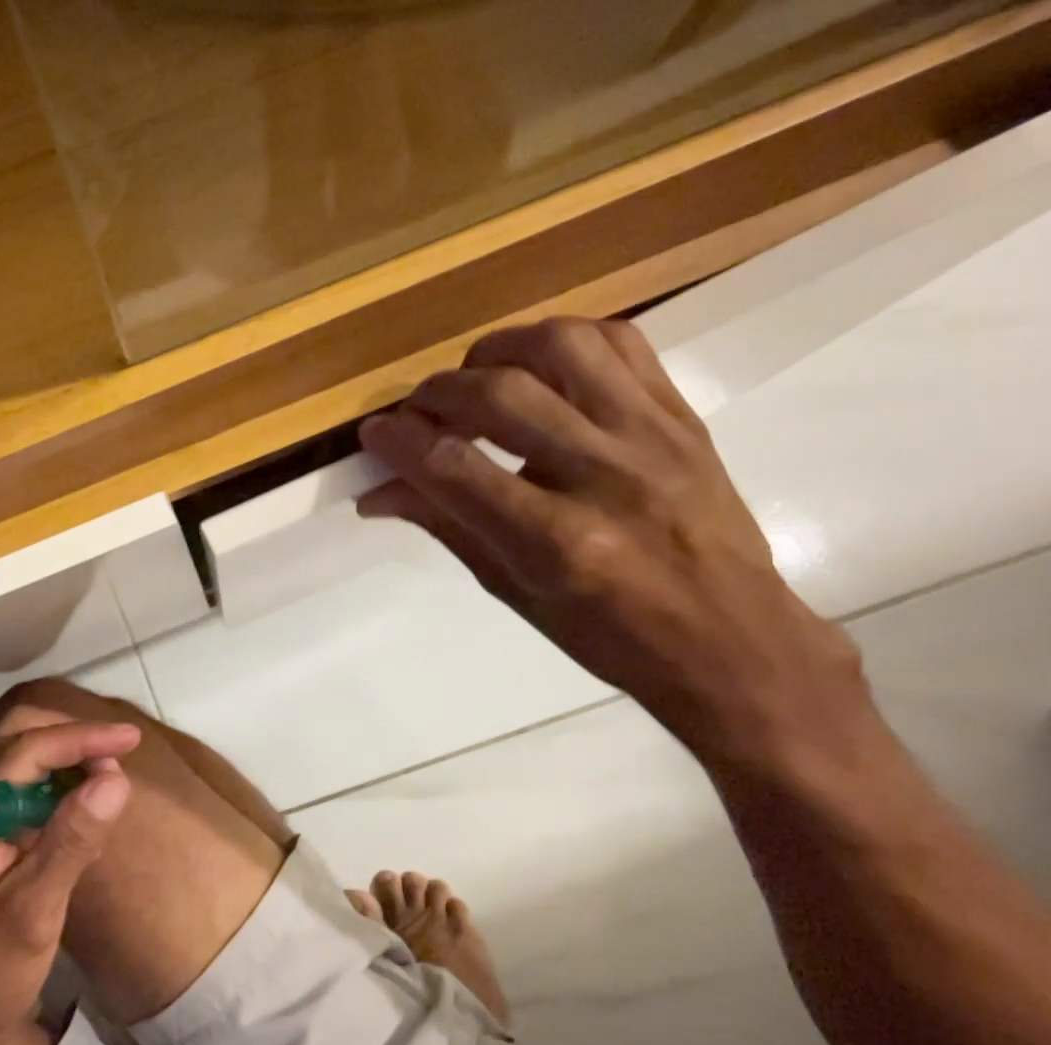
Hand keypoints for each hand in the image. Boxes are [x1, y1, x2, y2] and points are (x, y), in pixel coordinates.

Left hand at [0, 700, 139, 1044]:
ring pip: (25, 768)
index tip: (129, 737)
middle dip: (72, 742)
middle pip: (20, 748)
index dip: (79, 739)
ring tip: (111, 777)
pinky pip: (27, 797)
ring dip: (68, 764)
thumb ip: (72, 841)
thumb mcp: (35, 910)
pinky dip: (60, 794)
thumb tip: (115, 778)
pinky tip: (87, 812)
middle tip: (121, 753)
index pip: (24, 753)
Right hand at [356, 317, 869, 765]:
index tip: (374, 434)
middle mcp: (605, 476)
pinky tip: (539, 367)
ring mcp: (651, 436)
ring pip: (560, 347)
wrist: (733, 641)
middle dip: (436, 394)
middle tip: (417, 413)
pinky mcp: (681, 415)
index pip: (453, 465)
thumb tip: (378, 491)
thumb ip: (445, 526)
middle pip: (497, 395)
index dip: (398, 441)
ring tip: (476, 377)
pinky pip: (619, 342)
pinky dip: (563, 340)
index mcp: (557, 542)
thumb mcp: (513, 591)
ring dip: (496, 351)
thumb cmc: (611, 636)